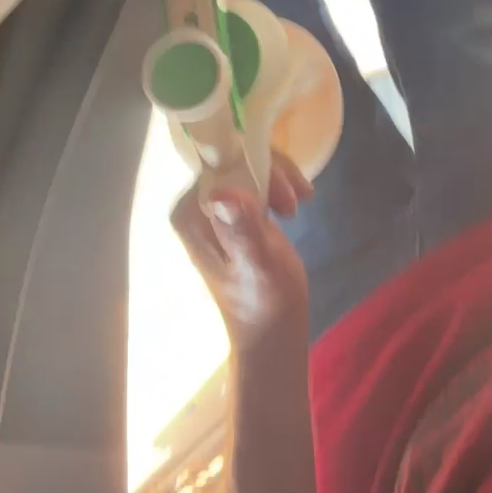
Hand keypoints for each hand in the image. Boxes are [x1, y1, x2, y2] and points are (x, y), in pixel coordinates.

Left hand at [172, 149, 314, 350]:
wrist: (273, 331)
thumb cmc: (266, 303)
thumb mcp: (259, 266)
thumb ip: (241, 231)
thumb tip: (224, 194)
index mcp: (191, 216)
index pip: (222, 163)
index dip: (257, 166)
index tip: (287, 190)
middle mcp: (194, 207)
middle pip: (235, 161)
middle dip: (272, 172)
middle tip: (299, 200)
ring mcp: (212, 209)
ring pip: (247, 166)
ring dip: (278, 179)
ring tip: (300, 203)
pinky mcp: (231, 214)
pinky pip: (252, 180)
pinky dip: (277, 185)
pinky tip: (294, 204)